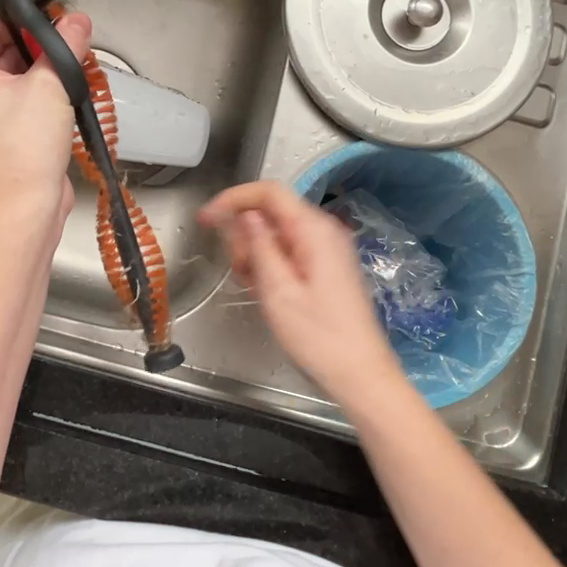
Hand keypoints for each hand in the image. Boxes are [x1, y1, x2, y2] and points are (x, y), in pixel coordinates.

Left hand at [0, 12, 91, 225]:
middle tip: (63, 60)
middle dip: (34, 53)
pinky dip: (33, 98)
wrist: (25, 204)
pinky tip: (56, 105)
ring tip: (61, 87)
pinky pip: (10, 101)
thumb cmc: (24, 151)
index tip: (52, 32)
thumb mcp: (51, 84)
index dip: (23, 26)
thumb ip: (65, 46)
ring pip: (8, 76)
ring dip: (37, 76)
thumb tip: (75, 22)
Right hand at [199, 181, 404, 403]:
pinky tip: (267, 292)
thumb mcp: (278, 290)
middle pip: (271, 212)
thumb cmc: (318, 337)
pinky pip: (290, 252)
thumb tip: (245, 214)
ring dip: (256, 254)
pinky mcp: (327, 267)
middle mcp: (324, 231)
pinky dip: (271, 265)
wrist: (360, 374)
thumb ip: (259, 245)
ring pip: (277, 234)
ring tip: (255, 288)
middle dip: (245, 235)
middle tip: (240, 271)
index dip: (233, 199)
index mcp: (313, 230)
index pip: (268, 192)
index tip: (206, 219)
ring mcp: (327, 249)